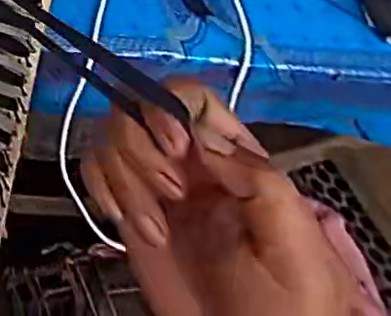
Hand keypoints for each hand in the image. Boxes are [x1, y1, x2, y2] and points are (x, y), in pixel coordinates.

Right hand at [80, 79, 352, 315]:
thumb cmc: (285, 314)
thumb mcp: (299, 254)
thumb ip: (264, 185)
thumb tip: (204, 138)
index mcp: (232, 160)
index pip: (189, 96)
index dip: (170, 106)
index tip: (173, 145)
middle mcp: (186, 160)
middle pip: (137, 107)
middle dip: (142, 147)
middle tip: (171, 195)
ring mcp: (151, 180)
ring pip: (109, 135)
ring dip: (123, 179)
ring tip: (154, 229)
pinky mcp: (123, 202)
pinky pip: (92, 166)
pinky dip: (101, 189)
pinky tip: (128, 224)